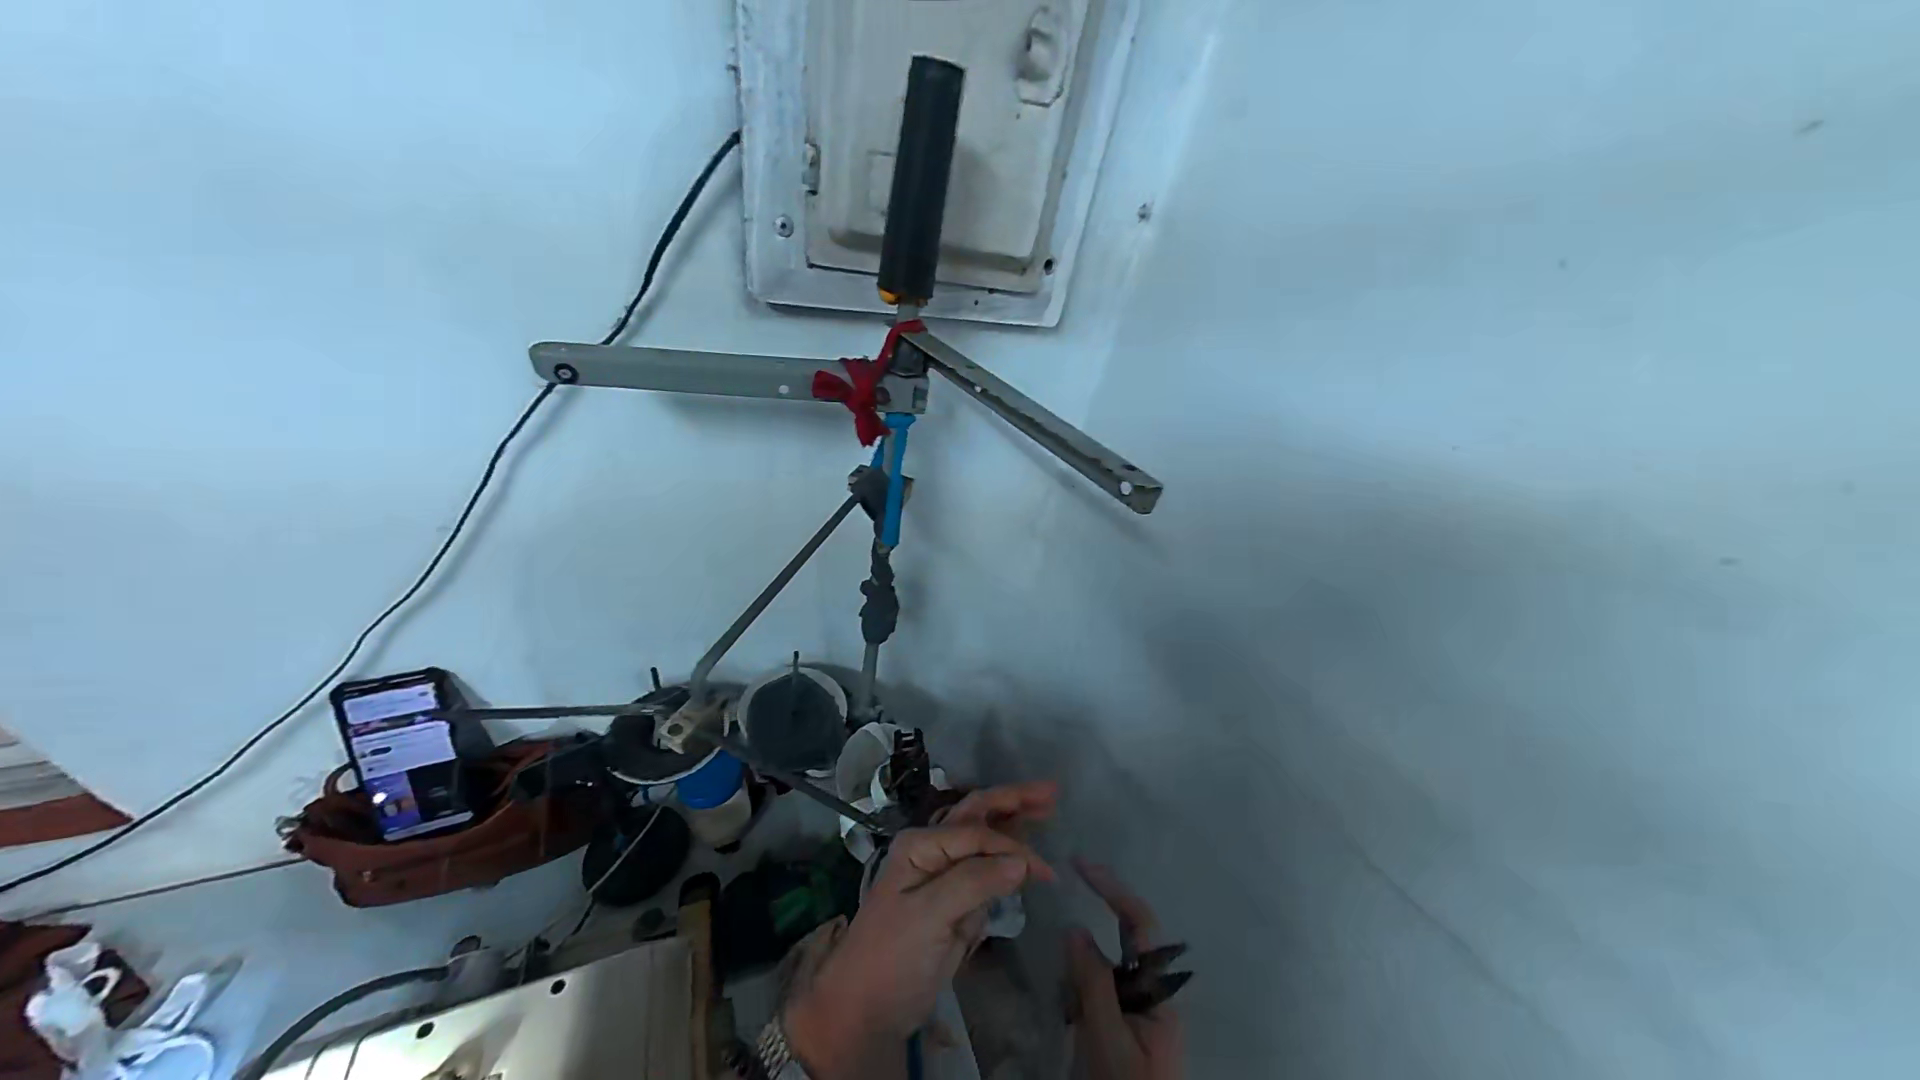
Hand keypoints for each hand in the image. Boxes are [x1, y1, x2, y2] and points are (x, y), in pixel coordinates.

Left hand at [784, 783, 1056, 1079]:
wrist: (868, 1008)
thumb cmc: (891, 956)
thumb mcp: (928, 917)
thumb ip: (972, 883)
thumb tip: (1020, 861)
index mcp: (920, 844)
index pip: (976, 833)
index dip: (1011, 846)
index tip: (1043, 872)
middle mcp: (933, 849)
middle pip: (978, 815)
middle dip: (1014, 801)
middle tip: (1052, 791)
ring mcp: (944, 873)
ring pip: (983, 835)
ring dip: (1012, 820)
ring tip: (1045, 807)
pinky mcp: (954, 899)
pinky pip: (985, 866)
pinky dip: (1005, 851)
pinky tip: (1023, 843)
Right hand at [1067, 860, 1184, 1079]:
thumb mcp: (1108, 1040)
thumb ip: (1093, 984)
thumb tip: (1075, 928)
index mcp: (1159, 993)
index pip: (1141, 924)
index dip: (1113, 889)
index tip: (1081, 865)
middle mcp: (1152, 995)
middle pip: (1124, 939)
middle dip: (1099, 914)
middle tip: (1070, 880)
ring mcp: (1136, 1012)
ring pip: (1103, 968)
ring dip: (1081, 972)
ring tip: (1069, 1007)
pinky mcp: (1120, 1029)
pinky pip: (1095, 994)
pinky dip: (1078, 996)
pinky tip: (1069, 1019)